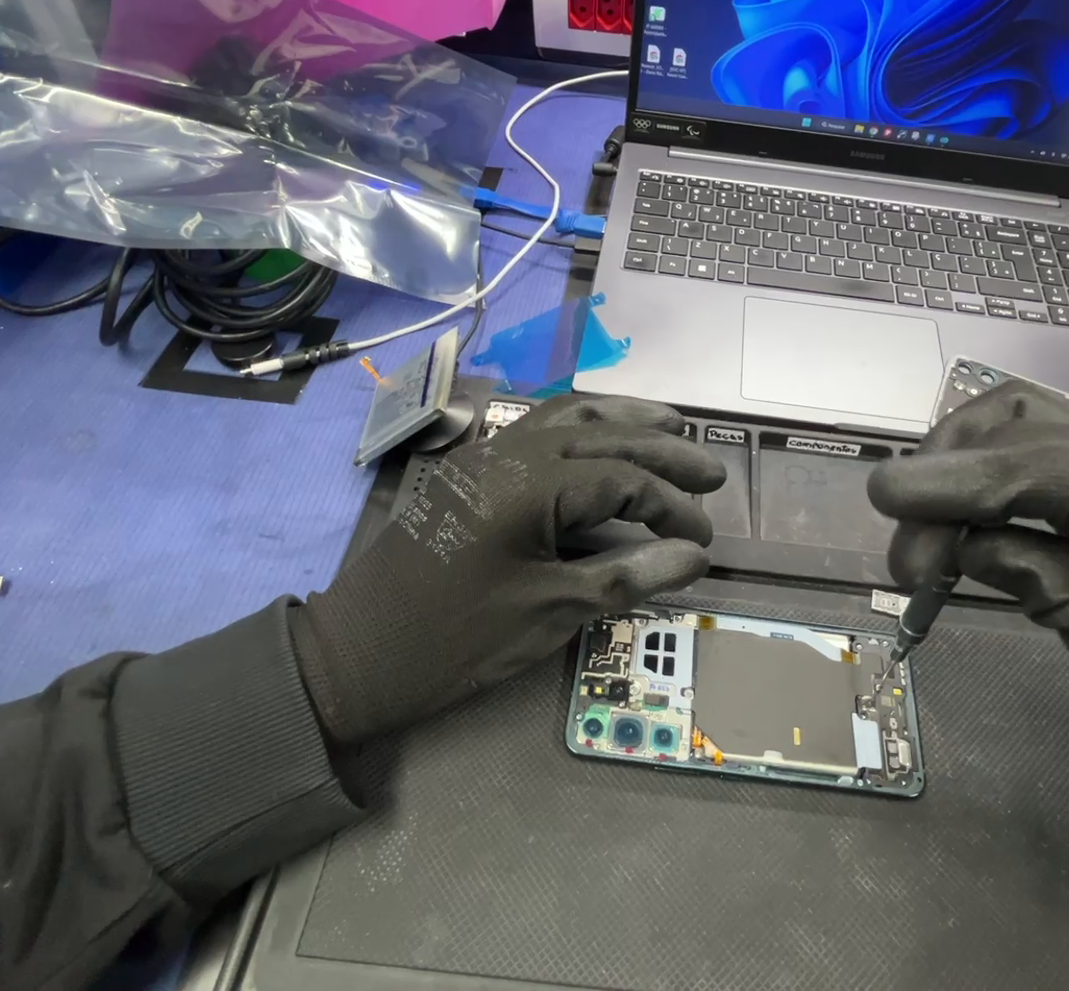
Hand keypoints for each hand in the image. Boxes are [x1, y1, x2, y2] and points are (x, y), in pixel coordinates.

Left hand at [291, 395, 724, 745]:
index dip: (672, 508)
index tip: (705, 540)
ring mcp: (487, 453)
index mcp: (530, 484)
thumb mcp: (550, 612)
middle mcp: (511, 450)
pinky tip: (602, 437)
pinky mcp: (473, 469)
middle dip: (663, 449)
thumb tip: (696, 555)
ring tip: (671, 423)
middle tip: (712, 470)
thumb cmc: (456, 638)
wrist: (357, 650)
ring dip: (624, 419)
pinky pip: (538, 429)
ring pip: (568, 417)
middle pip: (604, 435)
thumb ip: (627, 575)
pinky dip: (582, 427)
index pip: (623, 480)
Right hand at [867, 384, 1068, 883]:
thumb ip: (1039, 580)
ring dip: (963, 461)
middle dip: (952, 468)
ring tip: (922, 521)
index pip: (1055, 469)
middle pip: (1035, 420)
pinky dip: (989, 473)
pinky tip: (963, 512)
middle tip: (904, 538)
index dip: (961, 480)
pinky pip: (1043, 450)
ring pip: (1032, 422)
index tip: (884, 496)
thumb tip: (952, 540)